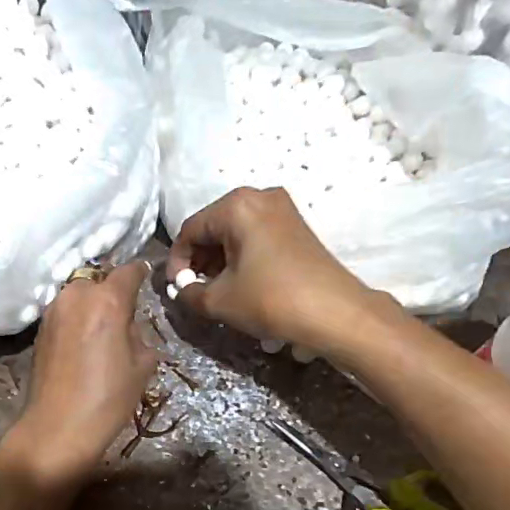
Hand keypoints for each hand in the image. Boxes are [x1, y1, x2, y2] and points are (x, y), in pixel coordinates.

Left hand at [1, 262, 156, 484]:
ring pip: (78, 296)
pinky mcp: (39, 329)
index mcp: (107, 300)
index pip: (129, 271)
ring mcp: (53, 311)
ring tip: (102, 333)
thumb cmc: (107, 399)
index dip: (141, 274)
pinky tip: (83, 345)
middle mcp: (76, 296)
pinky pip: (64, 314)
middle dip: (111, 293)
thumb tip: (127, 325)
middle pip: (98, 281)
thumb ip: (137, 333)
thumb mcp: (142, 365)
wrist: (58, 427)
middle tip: (123, 317)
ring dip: (91, 306)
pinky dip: (75, 321)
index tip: (147, 279)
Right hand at [166, 187, 385, 350]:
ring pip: (233, 232)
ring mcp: (281, 209)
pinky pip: (254, 236)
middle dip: (199, 260)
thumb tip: (181, 289)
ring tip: (214, 291)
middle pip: (212, 227)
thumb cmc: (270, 300)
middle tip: (193, 289)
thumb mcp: (219, 300)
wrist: (334, 312)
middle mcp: (259, 197)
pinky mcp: (295, 225)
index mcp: (236, 206)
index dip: (177, 261)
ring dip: (218, 260)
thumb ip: (189, 292)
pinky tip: (238, 283)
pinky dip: (239, 257)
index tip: (175, 288)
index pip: (190, 230)